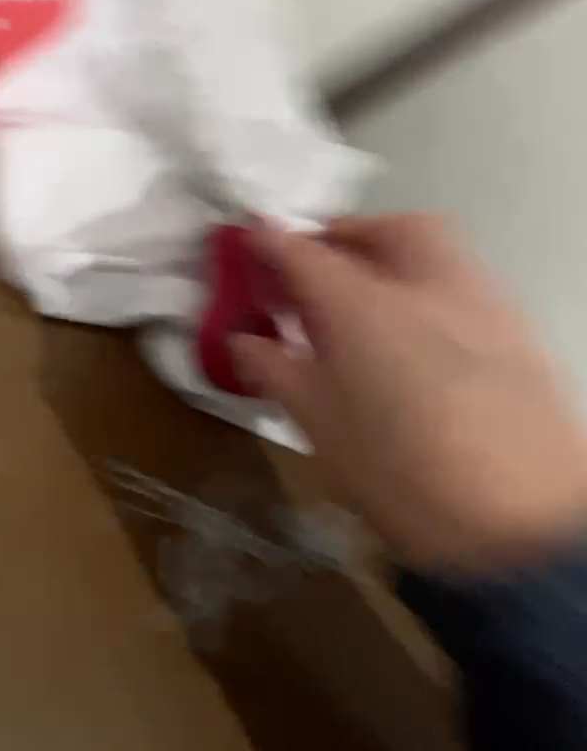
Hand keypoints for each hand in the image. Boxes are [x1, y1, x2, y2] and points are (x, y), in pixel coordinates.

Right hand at [233, 215, 586, 574]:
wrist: (517, 532)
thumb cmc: (390, 469)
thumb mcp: (308, 414)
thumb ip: (269, 362)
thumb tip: (245, 336)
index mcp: (364, 309)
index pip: (302, 251)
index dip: (264, 240)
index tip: (240, 240)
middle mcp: (430, 295)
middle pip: (393, 230)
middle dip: (346, 232)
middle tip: (309, 259)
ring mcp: (487, 316)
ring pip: (439, 255)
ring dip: (387, 259)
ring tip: (352, 297)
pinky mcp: (521, 345)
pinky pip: (464, 291)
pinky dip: (423, 291)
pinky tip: (400, 335)